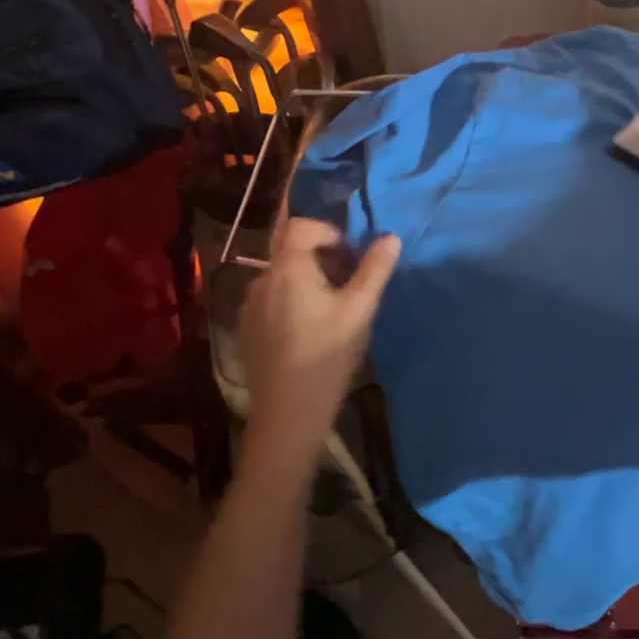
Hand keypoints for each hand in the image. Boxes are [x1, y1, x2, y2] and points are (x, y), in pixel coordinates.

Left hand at [238, 218, 400, 432]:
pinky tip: (309, 328)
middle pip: (289, 247)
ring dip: (306, 276)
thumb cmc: (327, 354)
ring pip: (281, 274)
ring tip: (332, 305)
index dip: (329, 231)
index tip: (351, 256)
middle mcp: (262, 278)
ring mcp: (250, 305)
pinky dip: (291, 298)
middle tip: (346, 277)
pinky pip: (271, 297)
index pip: (302, 225)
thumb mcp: (360, 309)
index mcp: (288, 268)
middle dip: (319, 253)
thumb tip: (391, 237)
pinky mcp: (247, 328)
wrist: (288, 413)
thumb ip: (375, 269)